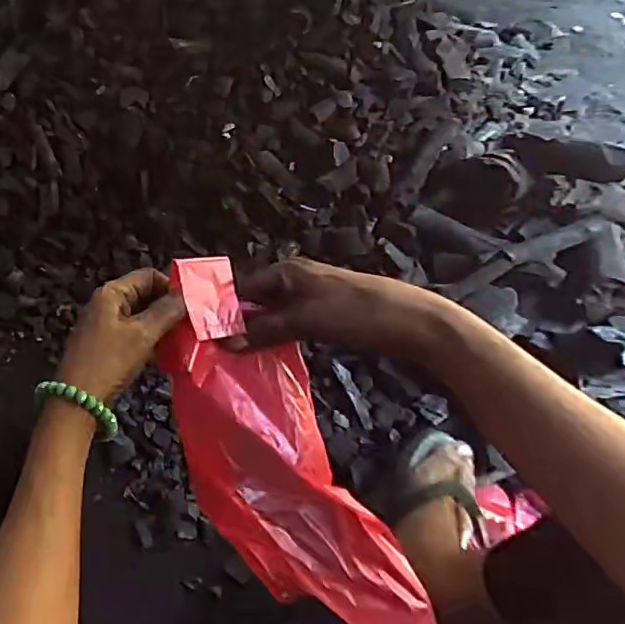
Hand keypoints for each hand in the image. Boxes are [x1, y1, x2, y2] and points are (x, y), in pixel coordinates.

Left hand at [57, 268, 188, 400]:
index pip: (147, 276)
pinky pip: (133, 331)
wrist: (78, 398)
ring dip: (161, 324)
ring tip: (184, 338)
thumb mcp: (142, 335)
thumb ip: (165, 312)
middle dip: (168, 307)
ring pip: (140, 315)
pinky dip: (150, 337)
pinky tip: (166, 351)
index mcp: (110, 293)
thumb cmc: (109, 361)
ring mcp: (104, 322)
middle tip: (192, 324)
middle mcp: (105, 302)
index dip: (170, 287)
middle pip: (144, 294)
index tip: (192, 306)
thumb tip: (186, 295)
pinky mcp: (105, 342)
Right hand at [233, 258, 460, 362]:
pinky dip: (277, 336)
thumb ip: (263, 330)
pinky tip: (269, 352)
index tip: (205, 331)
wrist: (419, 324)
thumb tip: (225, 343)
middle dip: (237, 321)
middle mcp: (294, 279)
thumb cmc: (357, 313)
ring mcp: (311, 296)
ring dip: (257, 331)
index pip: (240, 286)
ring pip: (272, 313)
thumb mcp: (303, 320)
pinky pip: (290, 323)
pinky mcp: (326, 314)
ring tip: (238, 353)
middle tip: (218, 346)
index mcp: (285, 271)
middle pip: (255, 300)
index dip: (222, 307)